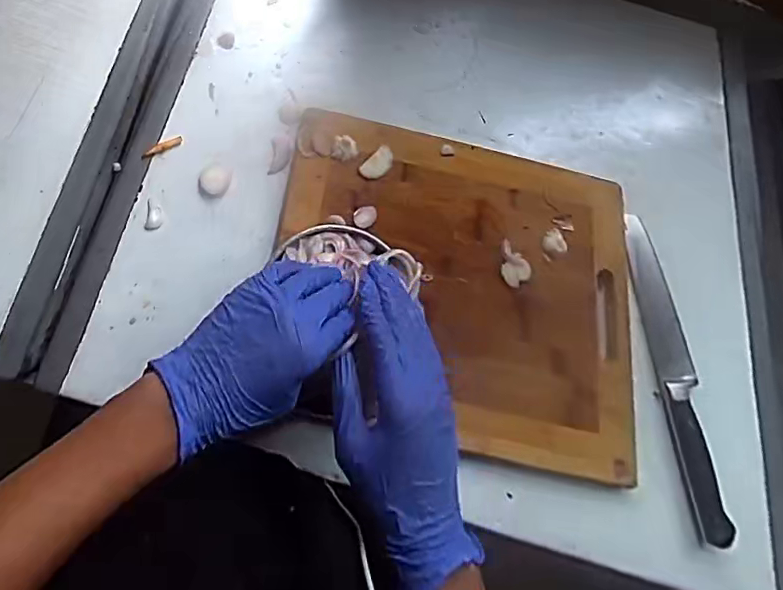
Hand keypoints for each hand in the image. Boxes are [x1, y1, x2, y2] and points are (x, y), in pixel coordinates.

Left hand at [151, 260, 353, 458]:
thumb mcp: (293, 394)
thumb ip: (317, 362)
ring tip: (330, 280)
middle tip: (346, 295)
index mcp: (311, 348)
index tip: (354, 317)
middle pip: (336, 293)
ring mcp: (276, 297)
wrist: (198, 388)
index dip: (353, 318)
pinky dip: (299, 270)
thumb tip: (331, 342)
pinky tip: (303, 275)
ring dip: (326, 277)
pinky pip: (287, 268)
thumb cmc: (243, 402)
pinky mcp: (255, 286)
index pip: (347, 321)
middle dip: (344, 295)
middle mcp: (299, 317)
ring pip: (315, 274)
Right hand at [333, 264, 483, 589]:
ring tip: (389, 278)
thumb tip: (339, 347)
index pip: (384, 335)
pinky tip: (408, 309)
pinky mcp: (442, 390)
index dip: (372, 304)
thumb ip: (345, 391)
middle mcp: (424, 380)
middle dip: (389, 294)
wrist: (425, 518)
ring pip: (421, 332)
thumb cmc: (381, 485)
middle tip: (374, 265)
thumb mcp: (351, 441)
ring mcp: (437, 384)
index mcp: (399, 393)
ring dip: (404, 302)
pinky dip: (416, 321)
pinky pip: (428, 345)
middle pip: (406, 326)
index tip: (362, 278)